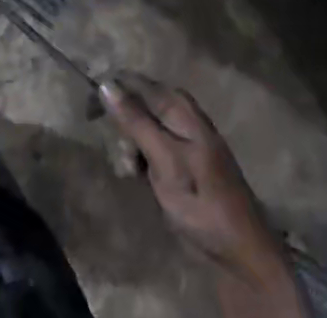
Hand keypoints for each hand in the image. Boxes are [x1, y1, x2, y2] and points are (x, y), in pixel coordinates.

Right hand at [100, 76, 294, 293]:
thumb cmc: (200, 199)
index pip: (133, 81)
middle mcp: (179, 112)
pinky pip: (149, 145)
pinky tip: (139, 178)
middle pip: (134, 103)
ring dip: (129, 148)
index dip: (108, 91)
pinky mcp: (179, 157)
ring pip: (139, 127)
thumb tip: (105, 82)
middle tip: (123, 157)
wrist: (238, 246)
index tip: (88, 113)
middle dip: (120, 127)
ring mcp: (180, 135)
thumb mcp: (163, 158)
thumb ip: (135, 119)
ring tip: (133, 175)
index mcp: (179, 105)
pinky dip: (139, 158)